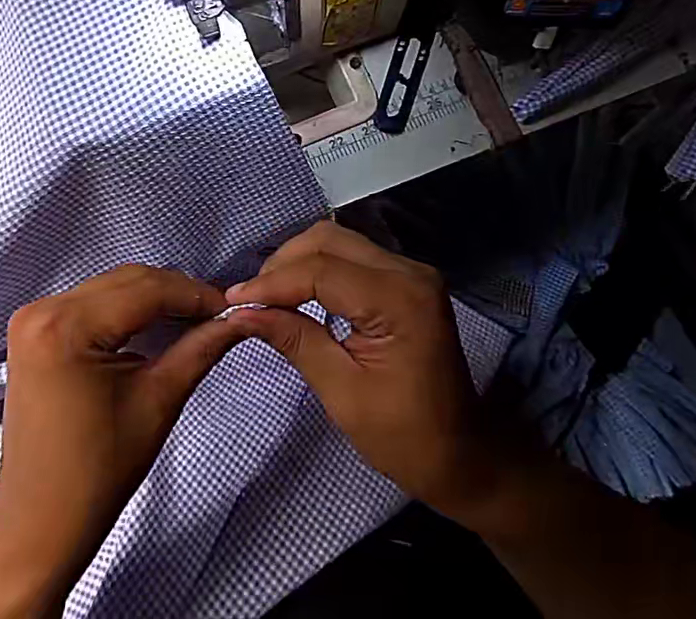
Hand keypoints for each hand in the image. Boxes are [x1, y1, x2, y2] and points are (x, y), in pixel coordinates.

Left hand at [0, 265, 247, 617]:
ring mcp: (32, 318)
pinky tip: (157, 322)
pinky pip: (92, 302)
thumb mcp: (158, 401)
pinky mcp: (34, 331)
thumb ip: (201, 348)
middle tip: (218, 312)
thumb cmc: (98, 473)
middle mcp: (42, 310)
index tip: (232, 305)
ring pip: (112, 287)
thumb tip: (239, 318)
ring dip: (154, 296)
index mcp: (66, 326)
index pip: (147, 290)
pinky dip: (127, 307)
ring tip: (195, 316)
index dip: (196, 294)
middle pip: (128, 281)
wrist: (39, 525)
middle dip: (177, 292)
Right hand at [222, 221, 508, 524]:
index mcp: (399, 300)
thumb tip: (242, 312)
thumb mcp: (343, 393)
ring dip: (298, 262)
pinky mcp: (406, 279)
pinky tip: (297, 292)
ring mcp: (411, 271)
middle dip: (283, 265)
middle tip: (249, 299)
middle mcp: (409, 271)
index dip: (272, 283)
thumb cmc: (405, 437)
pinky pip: (351, 256)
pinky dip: (318, 268)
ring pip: (338, 241)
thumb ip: (294, 340)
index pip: (321, 270)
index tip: (232, 302)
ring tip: (266, 296)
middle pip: (328, 240)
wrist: (463, 453)